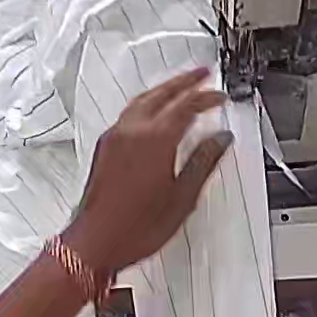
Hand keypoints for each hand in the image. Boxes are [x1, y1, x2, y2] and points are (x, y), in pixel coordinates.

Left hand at [63, 67, 232, 273]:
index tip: (220, 98)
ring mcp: (114, 138)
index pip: (187, 106)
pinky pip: (129, 114)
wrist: (96, 242)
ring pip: (142, 100)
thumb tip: (220, 141)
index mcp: (155, 140)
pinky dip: (147, 104)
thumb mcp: (183, 197)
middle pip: (162, 94)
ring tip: (179, 87)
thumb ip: (203, 162)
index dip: (207, 99)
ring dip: (164, 89)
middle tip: (202, 74)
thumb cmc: (135, 228)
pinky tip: (153, 112)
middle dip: (184, 82)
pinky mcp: (105, 148)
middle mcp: (132, 132)